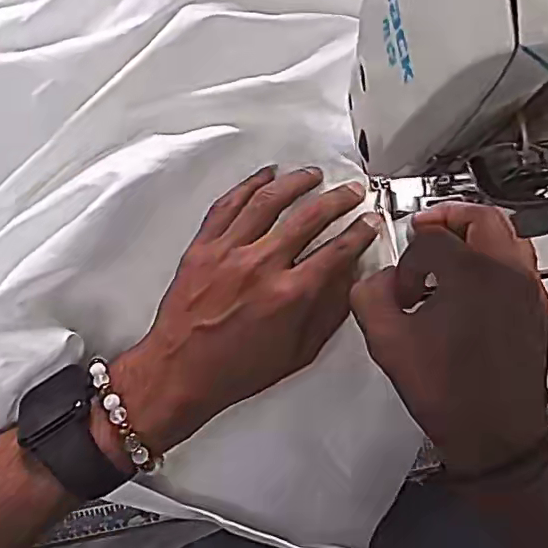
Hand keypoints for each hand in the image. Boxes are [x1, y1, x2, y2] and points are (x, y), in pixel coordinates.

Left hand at [107, 166, 382, 452]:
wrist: (179, 371)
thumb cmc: (233, 369)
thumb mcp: (297, 352)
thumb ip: (328, 312)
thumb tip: (348, 279)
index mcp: (288, 295)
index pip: (337, 250)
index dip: (360, 232)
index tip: (368, 222)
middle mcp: (260, 267)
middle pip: (309, 216)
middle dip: (338, 199)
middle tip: (350, 192)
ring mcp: (228, 252)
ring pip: (268, 200)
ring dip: (296, 182)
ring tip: (312, 175)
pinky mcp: (202, 247)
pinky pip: (227, 204)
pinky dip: (248, 185)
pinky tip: (264, 177)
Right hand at [350, 202, 547, 477]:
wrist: (495, 435)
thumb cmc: (454, 397)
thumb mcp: (388, 343)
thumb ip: (370, 297)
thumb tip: (376, 281)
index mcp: (473, 275)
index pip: (433, 239)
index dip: (408, 259)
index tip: (401, 284)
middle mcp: (508, 275)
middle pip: (482, 218)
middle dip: (448, 218)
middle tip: (426, 227)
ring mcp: (528, 292)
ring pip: (508, 236)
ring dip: (476, 234)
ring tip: (450, 249)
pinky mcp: (536, 310)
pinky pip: (519, 265)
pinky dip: (494, 260)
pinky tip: (472, 285)